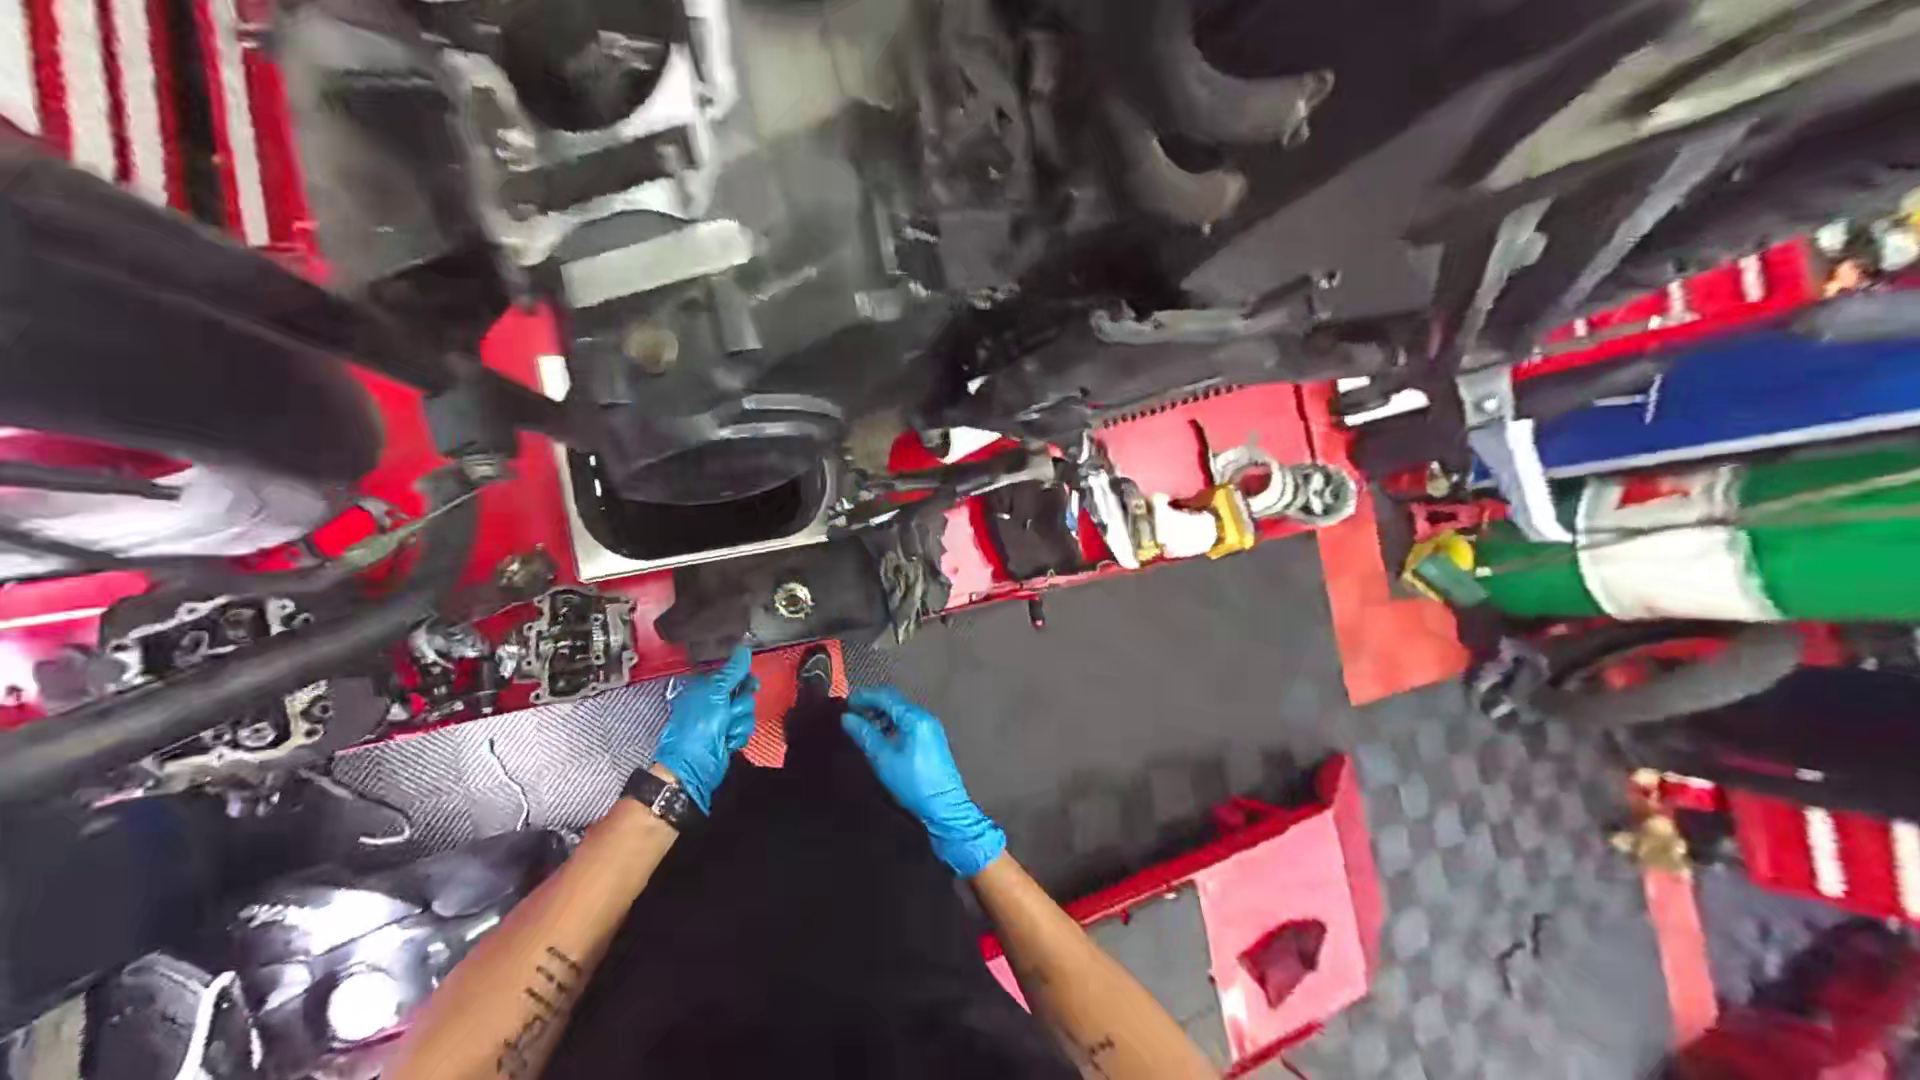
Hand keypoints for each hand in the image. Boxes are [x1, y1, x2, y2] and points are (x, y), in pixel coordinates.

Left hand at [654, 645, 757, 813]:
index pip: (734, 673)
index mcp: (706, 686)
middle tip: (731, 711)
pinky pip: (746, 728)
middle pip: (745, 692)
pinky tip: (728, 740)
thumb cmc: (698, 726)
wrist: (694, 765)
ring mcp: (722, 719)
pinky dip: (738, 735)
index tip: (751, 683)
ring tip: (725, 730)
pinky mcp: (729, 735)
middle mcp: (714, 701)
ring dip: (739, 722)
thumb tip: (744, 648)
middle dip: (741, 704)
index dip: (744, 678)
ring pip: (748, 711)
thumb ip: (733, 671)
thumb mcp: (715, 692)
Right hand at [840, 687, 1005, 877]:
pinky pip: (908, 722)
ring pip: (901, 711)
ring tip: (863, 725)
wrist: (944, 806)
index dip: (864, 696)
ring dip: (881, 714)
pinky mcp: (931, 738)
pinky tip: (881, 735)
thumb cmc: (912, 782)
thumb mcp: (883, 759)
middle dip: (872, 704)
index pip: (886, 696)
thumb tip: (846, 718)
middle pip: (895, 701)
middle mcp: (924, 716)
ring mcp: (930, 727)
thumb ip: (865, 735)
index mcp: (914, 718)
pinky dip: (892, 723)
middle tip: (851, 712)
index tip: (845, 701)